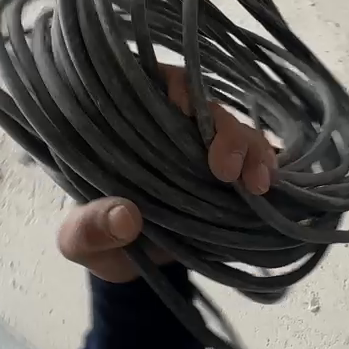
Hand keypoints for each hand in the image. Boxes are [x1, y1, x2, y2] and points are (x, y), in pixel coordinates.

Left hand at [55, 66, 275, 281]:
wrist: (132, 264)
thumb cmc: (98, 237)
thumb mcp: (79, 239)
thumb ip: (89, 229)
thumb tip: (126, 218)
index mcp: (127, 123)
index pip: (152, 83)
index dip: (172, 86)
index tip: (182, 108)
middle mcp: (170, 124)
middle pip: (203, 107)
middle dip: (222, 132)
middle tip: (227, 170)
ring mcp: (204, 145)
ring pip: (235, 129)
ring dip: (251, 151)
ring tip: (258, 186)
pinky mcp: (230, 168)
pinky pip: (254, 156)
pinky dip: (264, 166)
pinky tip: (269, 187)